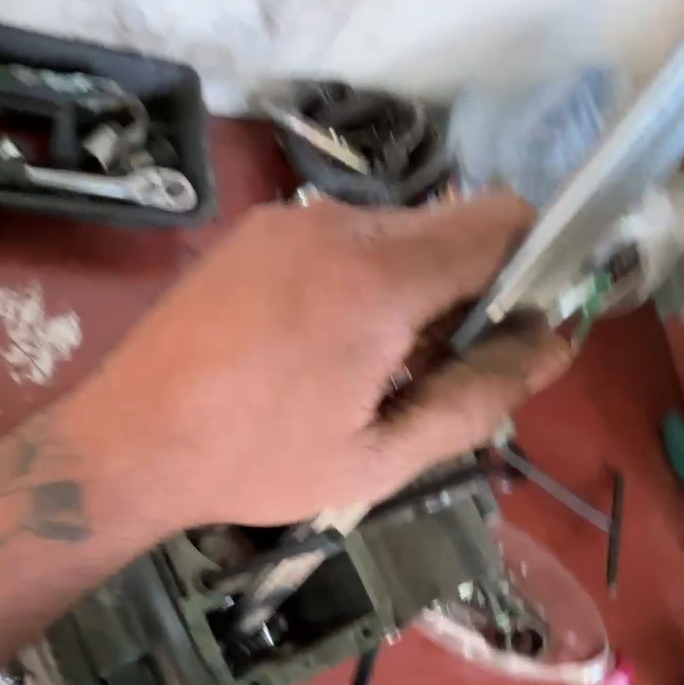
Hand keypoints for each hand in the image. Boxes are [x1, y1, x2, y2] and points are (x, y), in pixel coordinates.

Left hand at [62, 194, 571, 528]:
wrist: (127, 442)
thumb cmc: (249, 463)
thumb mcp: (376, 458)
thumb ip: (477, 398)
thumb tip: (556, 343)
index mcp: (377, 276)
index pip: (505, 221)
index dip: (531, 268)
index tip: (510, 331)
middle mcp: (333, 226)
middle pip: (445, 229)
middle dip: (458, 292)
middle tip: (418, 372)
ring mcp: (281, 224)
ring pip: (386, 236)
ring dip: (399, 290)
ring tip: (352, 369)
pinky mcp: (245, 236)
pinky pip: (330, 243)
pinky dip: (348, 281)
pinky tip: (307, 346)